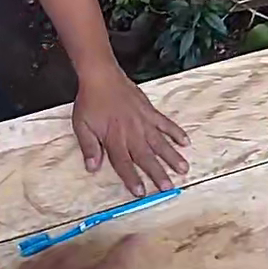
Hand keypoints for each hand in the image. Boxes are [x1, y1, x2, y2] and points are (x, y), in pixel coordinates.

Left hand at [0, 236, 142, 268]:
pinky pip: (36, 260)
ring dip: (66, 253)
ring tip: (67, 260)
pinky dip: (43, 262)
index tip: (133, 236)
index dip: (127, 246)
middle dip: (88, 252)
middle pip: (83, 250)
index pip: (115, 262)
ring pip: (59, 251)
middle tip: (88, 259)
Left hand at [71, 65, 189, 195]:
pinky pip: (166, 123)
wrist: (101, 76)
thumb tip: (92, 168)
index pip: (123, 163)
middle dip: (157, 173)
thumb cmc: (90, 102)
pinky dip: (176, 132)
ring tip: (183, 169)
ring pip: (160, 143)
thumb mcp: (81, 126)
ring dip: (172, 157)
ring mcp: (143, 122)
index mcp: (114, 139)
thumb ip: (89, 147)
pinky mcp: (150, 111)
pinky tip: (186, 142)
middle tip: (168, 187)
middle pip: (146, 156)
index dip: (132, 178)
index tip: (141, 192)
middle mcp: (131, 133)